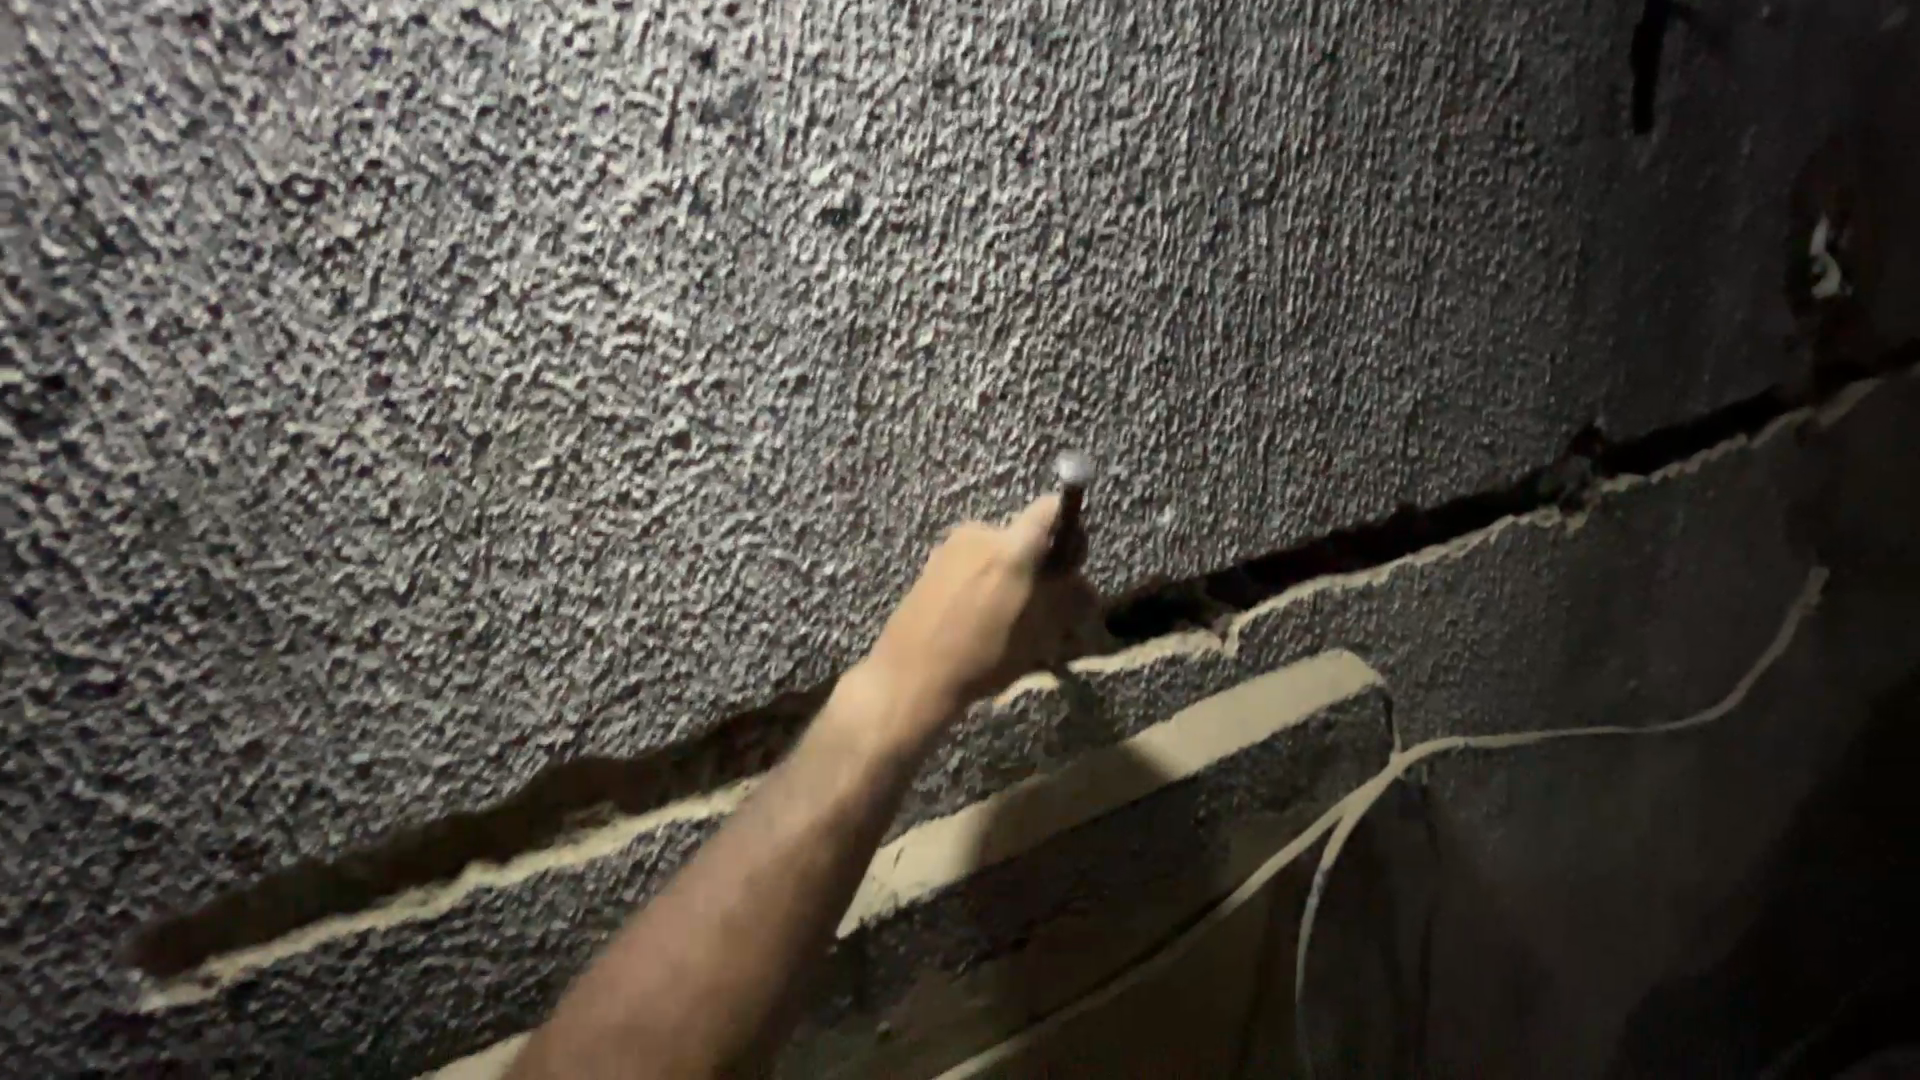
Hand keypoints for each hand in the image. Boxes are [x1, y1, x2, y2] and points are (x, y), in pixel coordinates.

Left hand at [856, 495, 1097, 741]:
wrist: (910, 676)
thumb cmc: (982, 658)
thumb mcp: (1037, 636)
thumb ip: (1067, 603)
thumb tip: (1086, 589)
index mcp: (1010, 547)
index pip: (1050, 509)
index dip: (1068, 530)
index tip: (1071, 562)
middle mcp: (979, 534)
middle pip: (1021, 535)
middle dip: (1037, 563)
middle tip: (1042, 601)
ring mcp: (949, 547)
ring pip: (994, 552)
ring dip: (1008, 574)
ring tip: (1006, 616)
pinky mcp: (930, 563)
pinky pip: (970, 563)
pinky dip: (982, 581)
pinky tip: (976, 617)